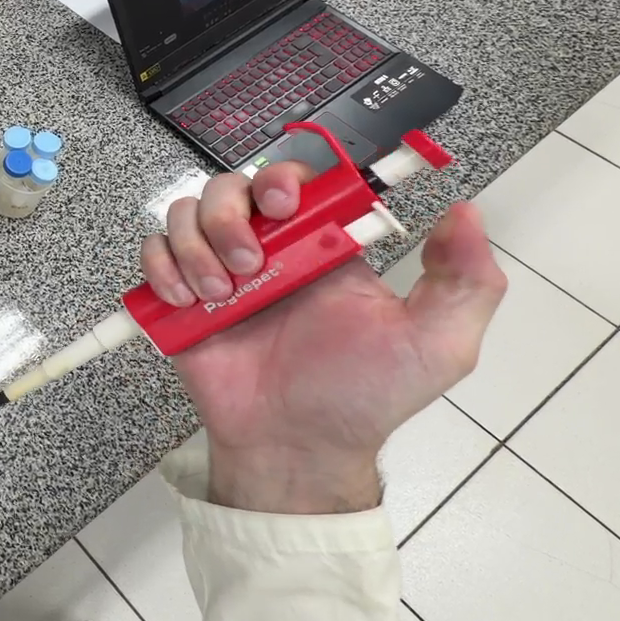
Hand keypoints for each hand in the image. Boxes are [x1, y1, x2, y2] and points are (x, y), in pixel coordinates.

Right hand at [140, 163, 505, 513]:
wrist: (290, 441)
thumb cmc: (360, 393)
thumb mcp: (435, 344)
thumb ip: (464, 282)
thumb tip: (467, 211)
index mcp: (318, 246)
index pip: (292, 181)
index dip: (280, 179)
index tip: (283, 208)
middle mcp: (263, 247)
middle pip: (226, 187)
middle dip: (227, 217)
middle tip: (247, 266)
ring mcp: (214, 267)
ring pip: (182, 213)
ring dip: (194, 247)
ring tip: (216, 297)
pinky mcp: (175, 291)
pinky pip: (151, 251)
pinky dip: (161, 268)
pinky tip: (184, 303)